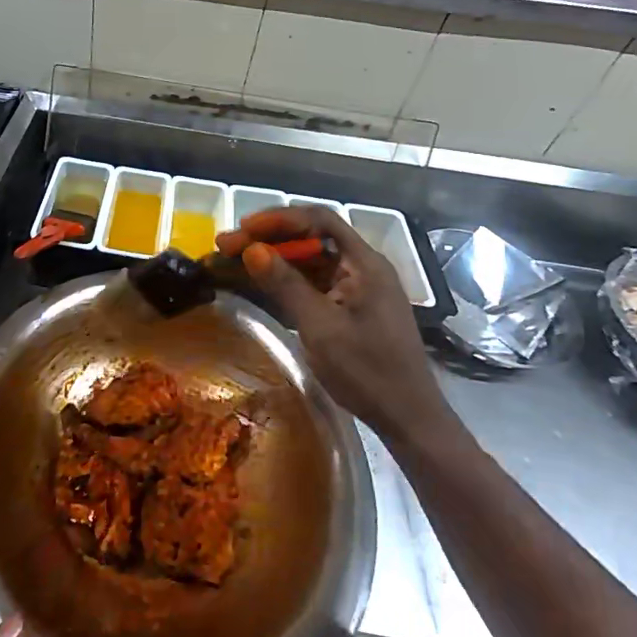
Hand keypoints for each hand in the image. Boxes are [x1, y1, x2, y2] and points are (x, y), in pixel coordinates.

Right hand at [216, 207, 446, 439]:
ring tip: (236, 259)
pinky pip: (317, 281)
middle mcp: (363, 267)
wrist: (408, 418)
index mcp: (364, 263)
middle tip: (228, 245)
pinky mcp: (354, 308)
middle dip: (270, 238)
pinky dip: (289, 279)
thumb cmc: (367, 371)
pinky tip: (264, 282)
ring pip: (313, 260)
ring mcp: (359, 288)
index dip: (280, 218)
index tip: (245, 227)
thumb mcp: (321, 327)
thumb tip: (252, 250)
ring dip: (276, 258)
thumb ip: (286, 285)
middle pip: (313, 239)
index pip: (320, 221)